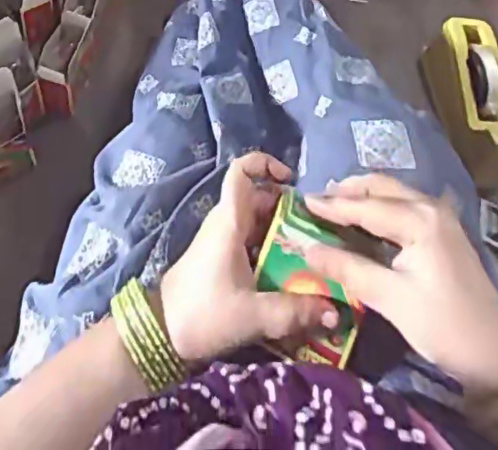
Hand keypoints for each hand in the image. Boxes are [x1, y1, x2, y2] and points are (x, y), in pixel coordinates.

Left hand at [157, 152, 336, 364]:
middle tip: (317, 229)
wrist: (162, 333)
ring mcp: (223, 240)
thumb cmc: (203, 312)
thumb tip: (336, 312)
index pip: (241, 170)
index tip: (291, 180)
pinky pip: (253, 241)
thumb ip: (294, 312)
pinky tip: (293, 272)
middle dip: (289, 207)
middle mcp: (227, 222)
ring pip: (258, 221)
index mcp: (230, 220)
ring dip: (284, 231)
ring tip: (313, 251)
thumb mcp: (252, 314)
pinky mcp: (223, 259)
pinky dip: (273, 248)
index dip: (265, 164)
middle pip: (260, 197)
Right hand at [304, 174, 497, 398]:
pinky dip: (379, 205)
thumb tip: (306, 248)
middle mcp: (430, 207)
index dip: (331, 205)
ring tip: (333, 204)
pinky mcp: (444, 229)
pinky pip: (403, 204)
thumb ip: (348, 268)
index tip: (301, 202)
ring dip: (363, 196)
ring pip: (392, 192)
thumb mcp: (391, 300)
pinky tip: (364, 217)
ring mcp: (440, 216)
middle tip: (316, 200)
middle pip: (380, 187)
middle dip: (347, 191)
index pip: (365, 206)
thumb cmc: (444, 326)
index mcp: (419, 220)